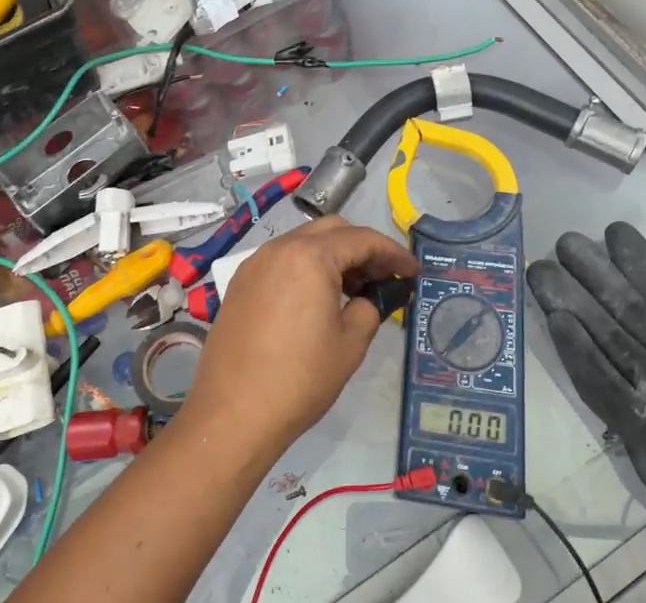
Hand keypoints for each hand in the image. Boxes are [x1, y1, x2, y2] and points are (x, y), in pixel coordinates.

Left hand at [178, 216, 417, 449]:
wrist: (233, 413)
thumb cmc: (300, 378)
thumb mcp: (350, 344)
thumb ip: (369, 308)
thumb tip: (371, 297)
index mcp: (310, 256)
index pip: (362, 239)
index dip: (393, 253)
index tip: (412, 272)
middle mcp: (278, 248)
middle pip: (330, 231)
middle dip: (362, 248)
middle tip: (383, 278)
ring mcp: (254, 264)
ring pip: (303, 243)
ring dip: (333, 257)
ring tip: (354, 291)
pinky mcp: (240, 284)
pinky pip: (281, 261)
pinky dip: (306, 268)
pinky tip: (318, 299)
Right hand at [528, 223, 645, 602]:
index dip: (638, 264)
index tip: (612, 230)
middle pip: (620, 310)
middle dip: (591, 275)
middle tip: (562, 241)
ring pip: (602, 339)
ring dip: (571, 305)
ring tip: (541, 273)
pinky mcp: (639, 433)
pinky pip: (601, 388)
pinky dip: (578, 357)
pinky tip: (556, 325)